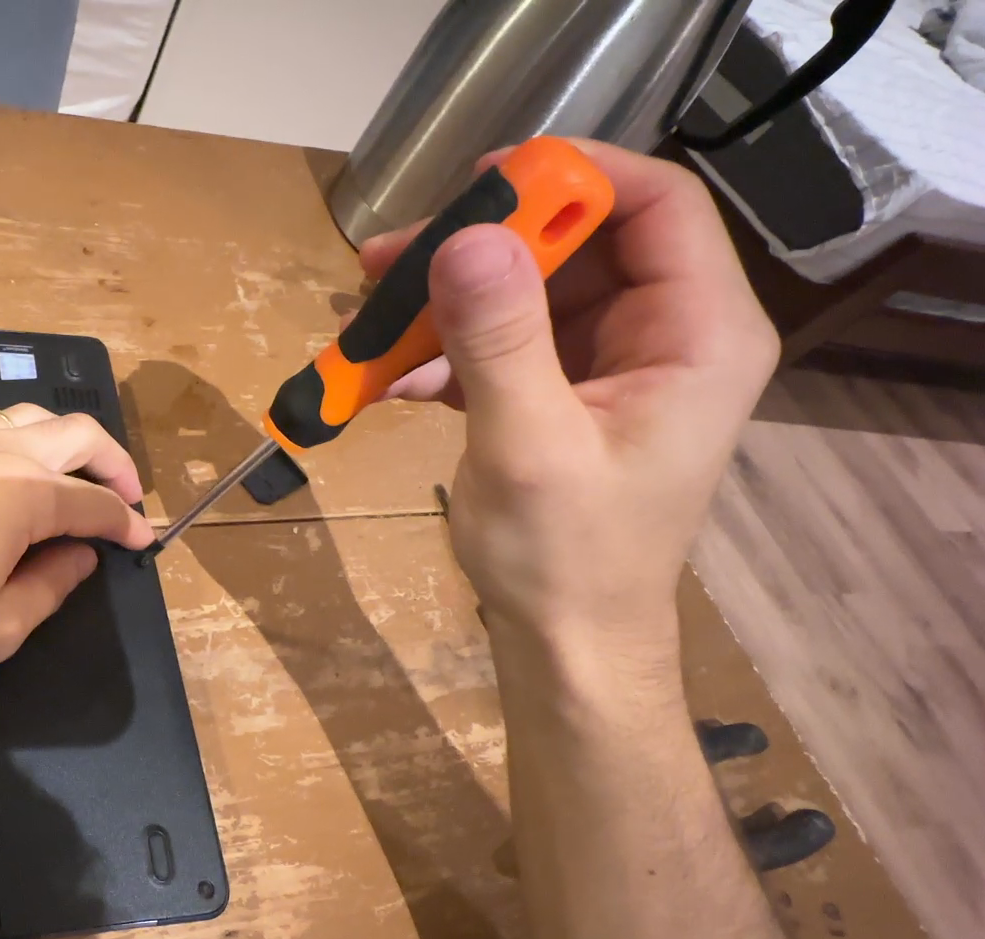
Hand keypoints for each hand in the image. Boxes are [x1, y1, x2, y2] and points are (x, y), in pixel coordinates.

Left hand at [0, 403, 152, 684]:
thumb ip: (51, 588)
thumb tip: (80, 557)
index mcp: (25, 495)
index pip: (96, 503)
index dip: (127, 523)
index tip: (143, 539)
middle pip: (76, 434)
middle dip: (114, 463)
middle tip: (126, 496)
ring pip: (27, 415)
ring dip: (63, 440)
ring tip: (71, 473)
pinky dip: (10, 430)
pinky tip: (3, 454)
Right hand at [371, 141, 777, 647]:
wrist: (563, 639)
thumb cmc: (564, 556)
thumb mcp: (527, 446)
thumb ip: (500, 342)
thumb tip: (462, 241)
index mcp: (696, 334)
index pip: (654, 207)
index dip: (569, 179)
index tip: (473, 185)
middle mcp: (658, 334)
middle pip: (573, 246)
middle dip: (476, 248)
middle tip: (382, 260)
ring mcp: (603, 366)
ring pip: (524, 294)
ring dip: (443, 303)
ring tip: (363, 316)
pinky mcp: (556, 394)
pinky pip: (498, 345)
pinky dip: (440, 354)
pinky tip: (388, 377)